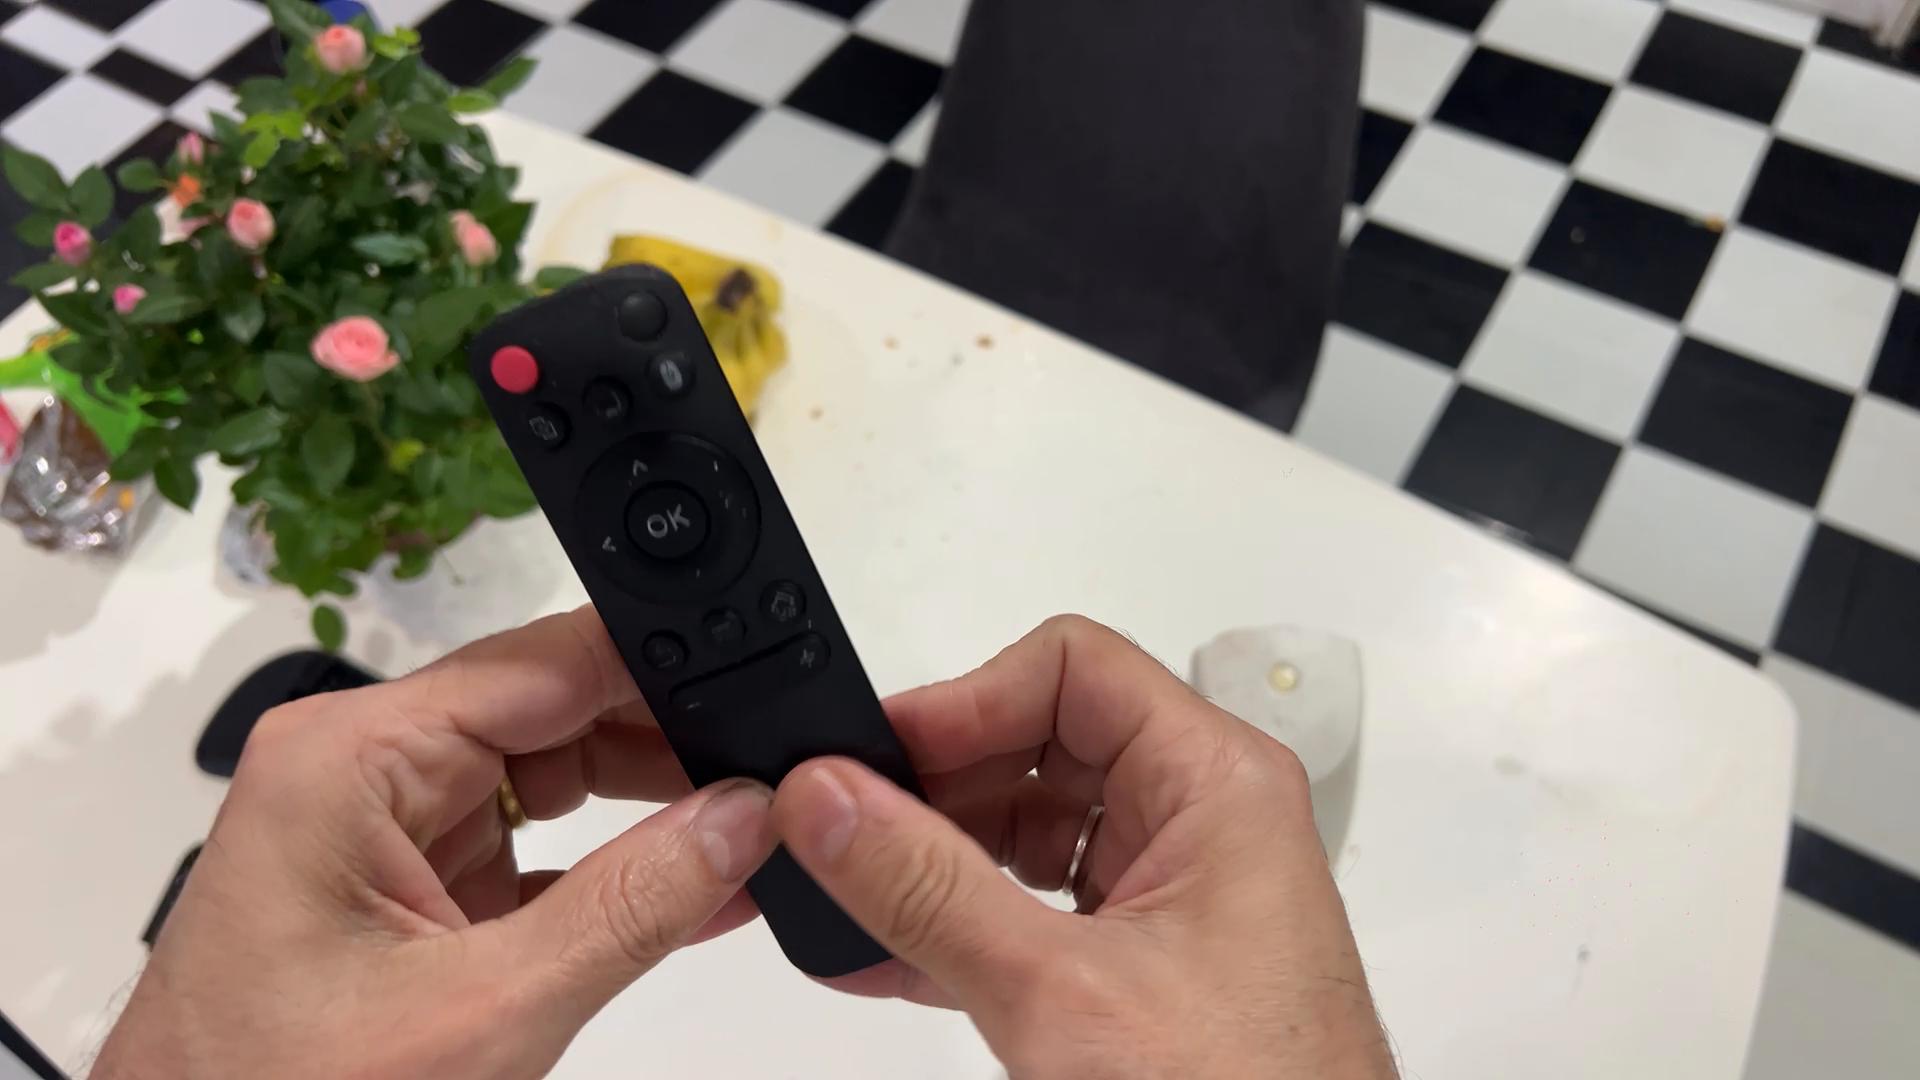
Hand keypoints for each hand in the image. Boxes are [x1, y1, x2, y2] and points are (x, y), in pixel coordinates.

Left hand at [93, 608, 776, 1079]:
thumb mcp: (486, 1014)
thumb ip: (636, 903)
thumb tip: (753, 812)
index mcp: (359, 755)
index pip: (552, 662)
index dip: (662, 665)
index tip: (758, 682)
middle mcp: (377, 762)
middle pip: (564, 705)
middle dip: (668, 736)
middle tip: (765, 765)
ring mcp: (402, 815)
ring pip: (569, 762)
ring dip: (658, 796)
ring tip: (748, 821)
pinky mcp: (429, 866)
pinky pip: (552, 829)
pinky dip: (623, 855)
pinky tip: (700, 879)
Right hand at [772, 616, 1397, 1079]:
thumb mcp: (1062, 997)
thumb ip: (928, 890)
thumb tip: (826, 799)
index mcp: (1213, 778)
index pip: (1072, 668)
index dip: (970, 696)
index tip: (882, 748)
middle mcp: (1193, 807)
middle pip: (1040, 735)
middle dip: (939, 779)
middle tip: (850, 818)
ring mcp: (1164, 872)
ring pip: (1025, 814)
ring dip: (936, 851)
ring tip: (854, 885)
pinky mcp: (1136, 934)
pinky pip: (1030, 888)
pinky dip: (958, 910)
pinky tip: (888, 946)